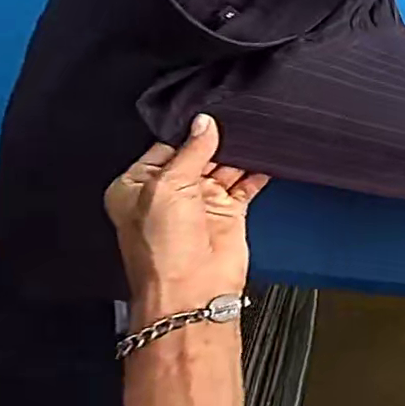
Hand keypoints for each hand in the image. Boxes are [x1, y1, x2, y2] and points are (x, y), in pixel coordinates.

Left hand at [104, 114, 270, 315]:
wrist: (193, 290)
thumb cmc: (163, 249)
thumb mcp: (168, 186)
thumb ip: (191, 151)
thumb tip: (205, 123)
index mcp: (138, 186)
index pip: (167, 146)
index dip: (189, 132)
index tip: (209, 115)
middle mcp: (169, 193)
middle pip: (199, 154)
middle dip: (217, 141)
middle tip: (236, 123)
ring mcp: (201, 202)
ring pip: (224, 166)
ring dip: (238, 154)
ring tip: (254, 135)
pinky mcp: (228, 212)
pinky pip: (246, 185)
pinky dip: (257, 172)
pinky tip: (265, 159)